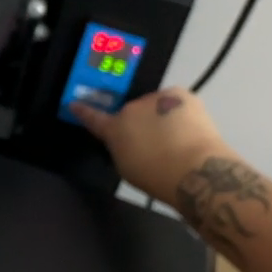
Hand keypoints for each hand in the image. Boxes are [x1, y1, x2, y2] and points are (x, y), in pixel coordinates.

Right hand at [70, 88, 231, 206]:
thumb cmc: (157, 176)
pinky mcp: (182, 95)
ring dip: (159, 115)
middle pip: (131, 111)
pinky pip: (175, 102)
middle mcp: (132, 108)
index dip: (83, 112)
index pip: (94, 118)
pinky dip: (179, 112)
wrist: (197, 170)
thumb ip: (120, 147)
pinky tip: (188, 130)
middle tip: (152, 140)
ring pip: (155, 105)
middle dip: (138, 121)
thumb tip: (126, 140)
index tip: (74, 104)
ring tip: (174, 137)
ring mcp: (157, 99)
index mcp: (115, 128)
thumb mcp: (127, 167)